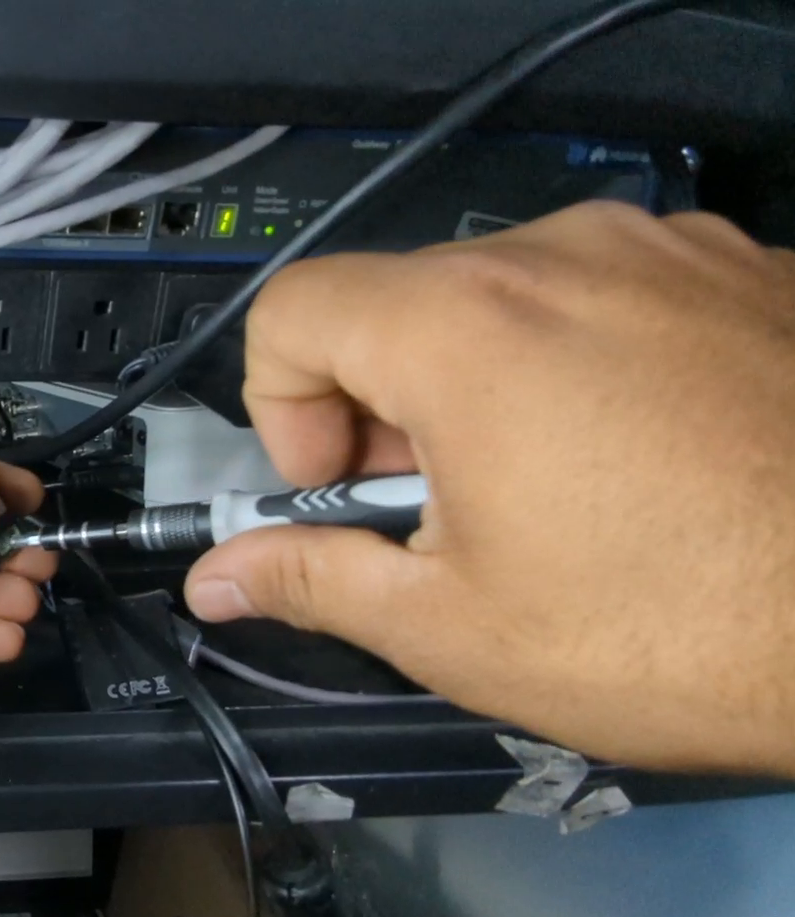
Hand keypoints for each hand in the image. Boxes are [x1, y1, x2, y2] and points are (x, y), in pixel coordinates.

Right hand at [183, 202, 794, 773]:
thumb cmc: (686, 628)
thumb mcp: (447, 623)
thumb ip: (304, 580)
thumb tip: (210, 580)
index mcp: (468, 329)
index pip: (290, 310)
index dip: (279, 404)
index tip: (339, 479)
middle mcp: (562, 257)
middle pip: (377, 307)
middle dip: (363, 408)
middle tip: (427, 506)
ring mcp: (667, 253)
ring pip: (474, 301)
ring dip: (449, 389)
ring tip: (524, 486)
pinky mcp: (744, 272)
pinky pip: (578, 297)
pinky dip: (546, 366)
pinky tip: (613, 456)